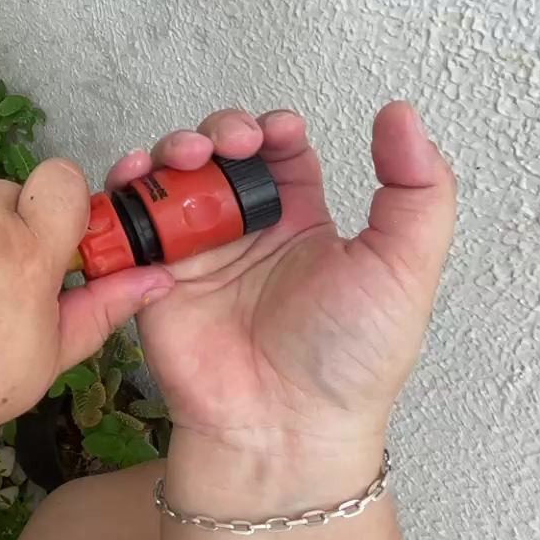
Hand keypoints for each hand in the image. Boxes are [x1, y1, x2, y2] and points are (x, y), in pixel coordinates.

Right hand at [109, 103, 455, 495]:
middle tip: (222, 146)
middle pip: (217, 154)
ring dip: (169, 150)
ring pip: (170, 176)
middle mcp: (243, 227)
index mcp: (299, 219)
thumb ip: (416, 190)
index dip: (271, 128)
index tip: (273, 133)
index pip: (278, 150)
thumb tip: (402, 113)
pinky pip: (130, 219)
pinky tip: (134, 177)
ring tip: (181, 159)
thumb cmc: (347, 356)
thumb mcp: (402, 268)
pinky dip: (124, 189)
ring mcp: (194, 248)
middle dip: (215, 132)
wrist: (280, 426)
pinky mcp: (152, 271)